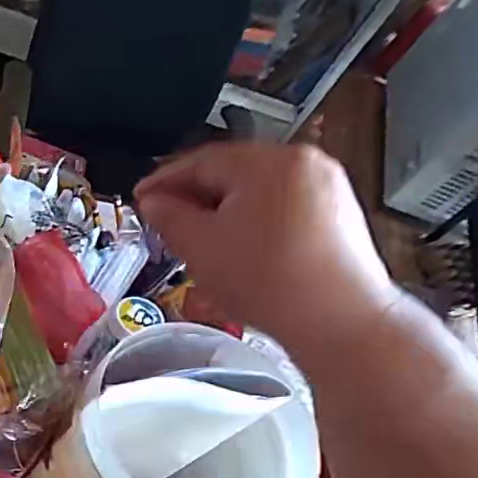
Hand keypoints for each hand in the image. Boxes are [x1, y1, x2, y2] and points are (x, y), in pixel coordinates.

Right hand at [135, 144, 404, 351]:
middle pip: (232, 173)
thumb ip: (170, 218)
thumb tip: (154, 202)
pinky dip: (251, 225)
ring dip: (222, 213)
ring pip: (257, 192)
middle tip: (165, 220)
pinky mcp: (334, 216)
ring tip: (199, 243)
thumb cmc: (269, 281)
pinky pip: (280, 210)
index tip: (143, 194)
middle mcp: (303, 163)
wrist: (332, 316)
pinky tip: (237, 253)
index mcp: (268, 162)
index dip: (164, 180)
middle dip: (194, 197)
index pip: (202, 160)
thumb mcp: (200, 247)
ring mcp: (324, 188)